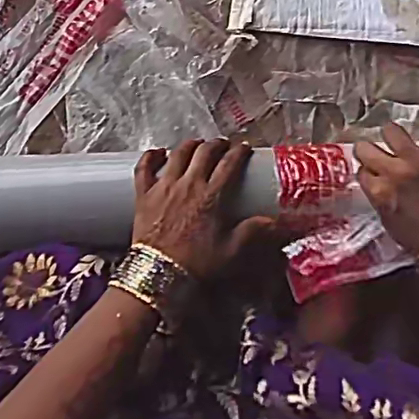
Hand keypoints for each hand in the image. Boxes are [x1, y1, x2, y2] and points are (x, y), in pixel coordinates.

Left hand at [132, 139, 273, 280]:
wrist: (158, 274)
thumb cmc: (196, 262)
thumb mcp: (230, 250)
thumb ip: (252, 232)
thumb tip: (275, 221)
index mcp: (211, 196)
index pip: (229, 164)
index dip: (239, 152)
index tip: (245, 148)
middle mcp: (188, 184)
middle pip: (204, 153)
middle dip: (217, 144)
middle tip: (223, 145)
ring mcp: (163, 186)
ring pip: (178, 154)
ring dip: (190, 145)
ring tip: (197, 144)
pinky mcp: (144, 193)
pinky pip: (144, 167)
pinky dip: (151, 156)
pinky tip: (158, 152)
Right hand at [353, 124, 418, 253]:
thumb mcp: (388, 221)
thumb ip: (379, 197)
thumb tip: (376, 182)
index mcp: (379, 192)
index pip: (362, 171)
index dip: (367, 171)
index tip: (372, 172)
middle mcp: (394, 172)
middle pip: (366, 147)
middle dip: (368, 151)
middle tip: (377, 153)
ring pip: (393, 131)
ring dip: (393, 136)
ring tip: (398, 140)